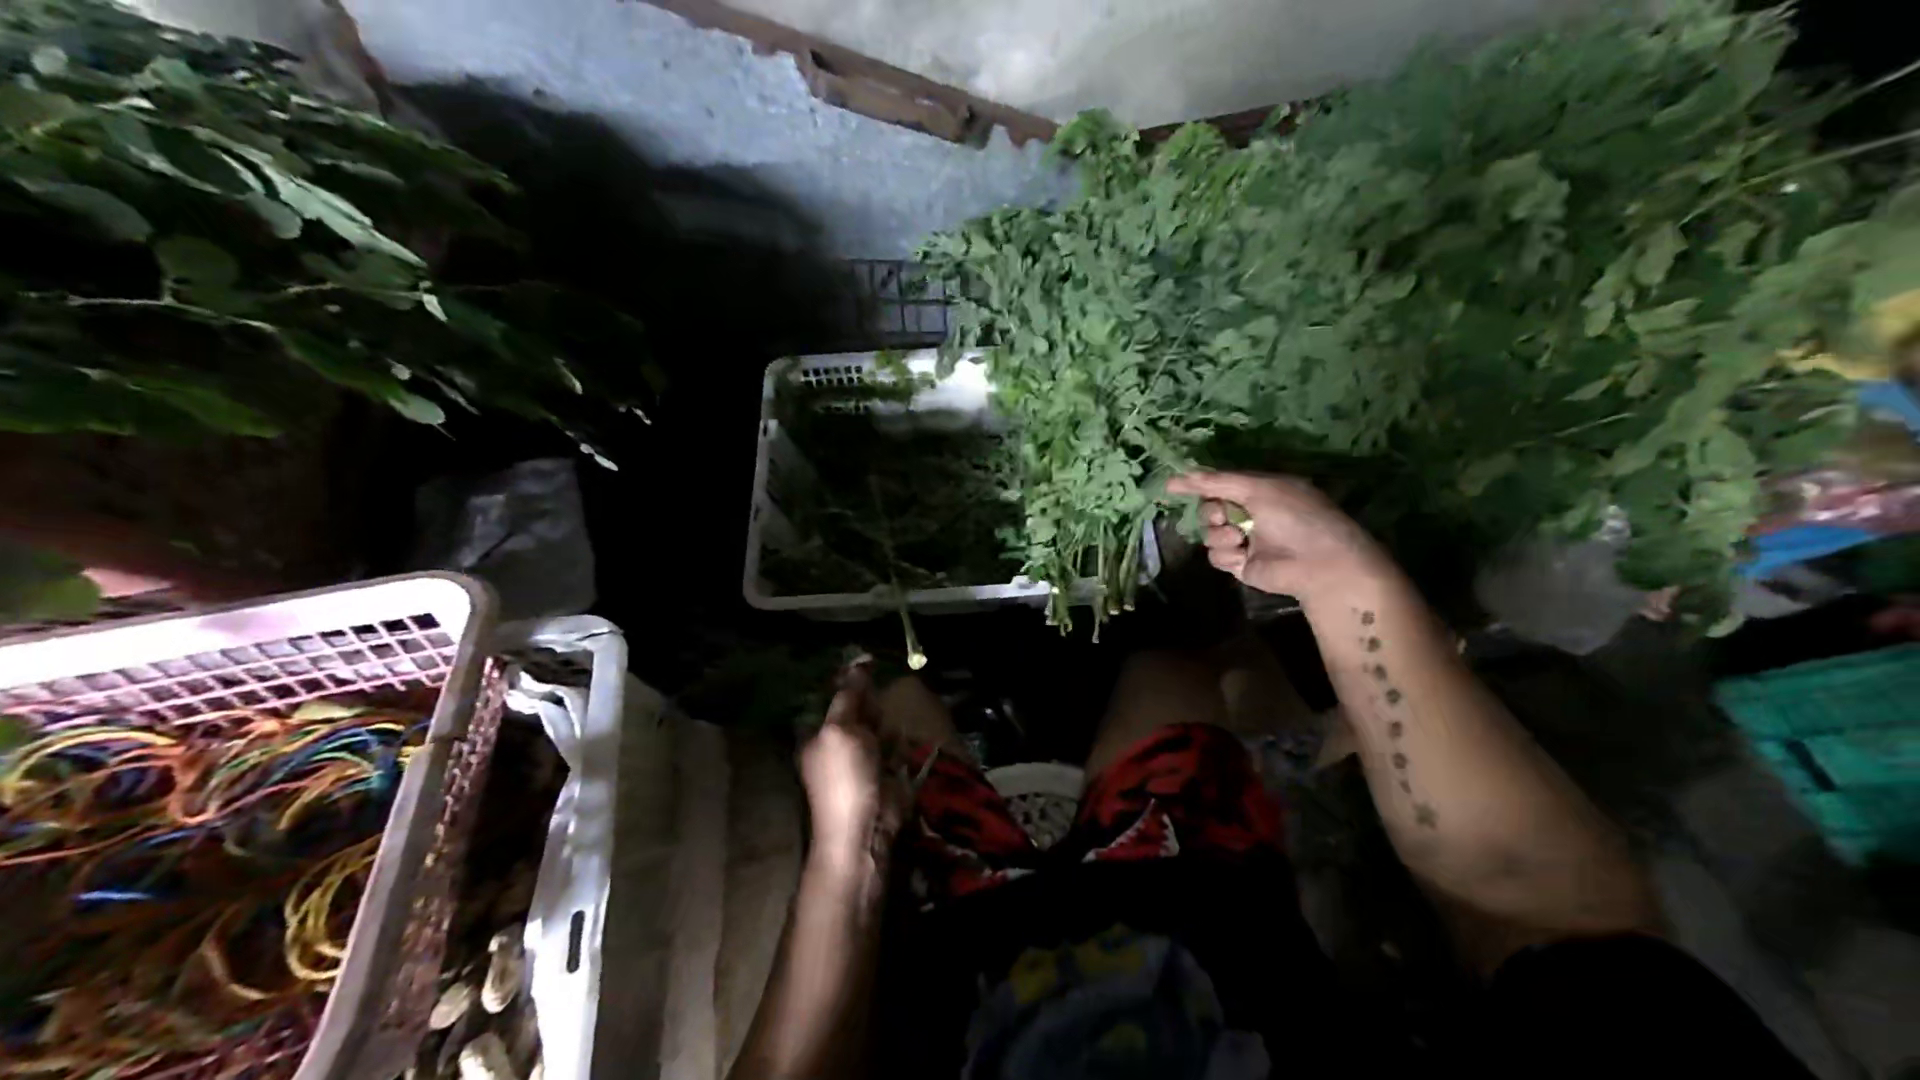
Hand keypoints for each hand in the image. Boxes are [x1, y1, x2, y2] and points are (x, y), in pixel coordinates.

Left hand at [799, 661, 905, 877]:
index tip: (870, 661)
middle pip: (861, 708)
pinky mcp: (885, 771)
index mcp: (819, 733)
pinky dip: (898, 746)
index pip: (835, 696)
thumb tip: (857, 664)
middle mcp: (838, 742)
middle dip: (872, 706)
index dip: (851, 679)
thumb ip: (848, 697)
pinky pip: (895, 746)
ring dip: (886, 727)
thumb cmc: (843, 776)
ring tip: (884, 742)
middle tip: (874, 712)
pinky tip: (896, 754)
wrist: (863, 828)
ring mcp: (863, 758)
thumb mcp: (839, 730)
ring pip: (880, 725)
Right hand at [1165, 471, 1395, 603]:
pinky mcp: (1240, 564)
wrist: (1318, 562)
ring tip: (1241, 540)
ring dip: (1220, 535)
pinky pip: (1215, 555)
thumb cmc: (1295, 517)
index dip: (1198, 485)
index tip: (1172, 486)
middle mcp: (1251, 514)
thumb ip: (1218, 481)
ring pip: (1209, 533)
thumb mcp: (1258, 488)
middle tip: (1225, 516)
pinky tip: (1243, 556)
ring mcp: (1245, 540)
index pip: (1219, 484)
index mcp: (1259, 491)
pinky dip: (1226, 554)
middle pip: (1209, 509)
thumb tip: (1178, 475)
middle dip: (1212, 512)